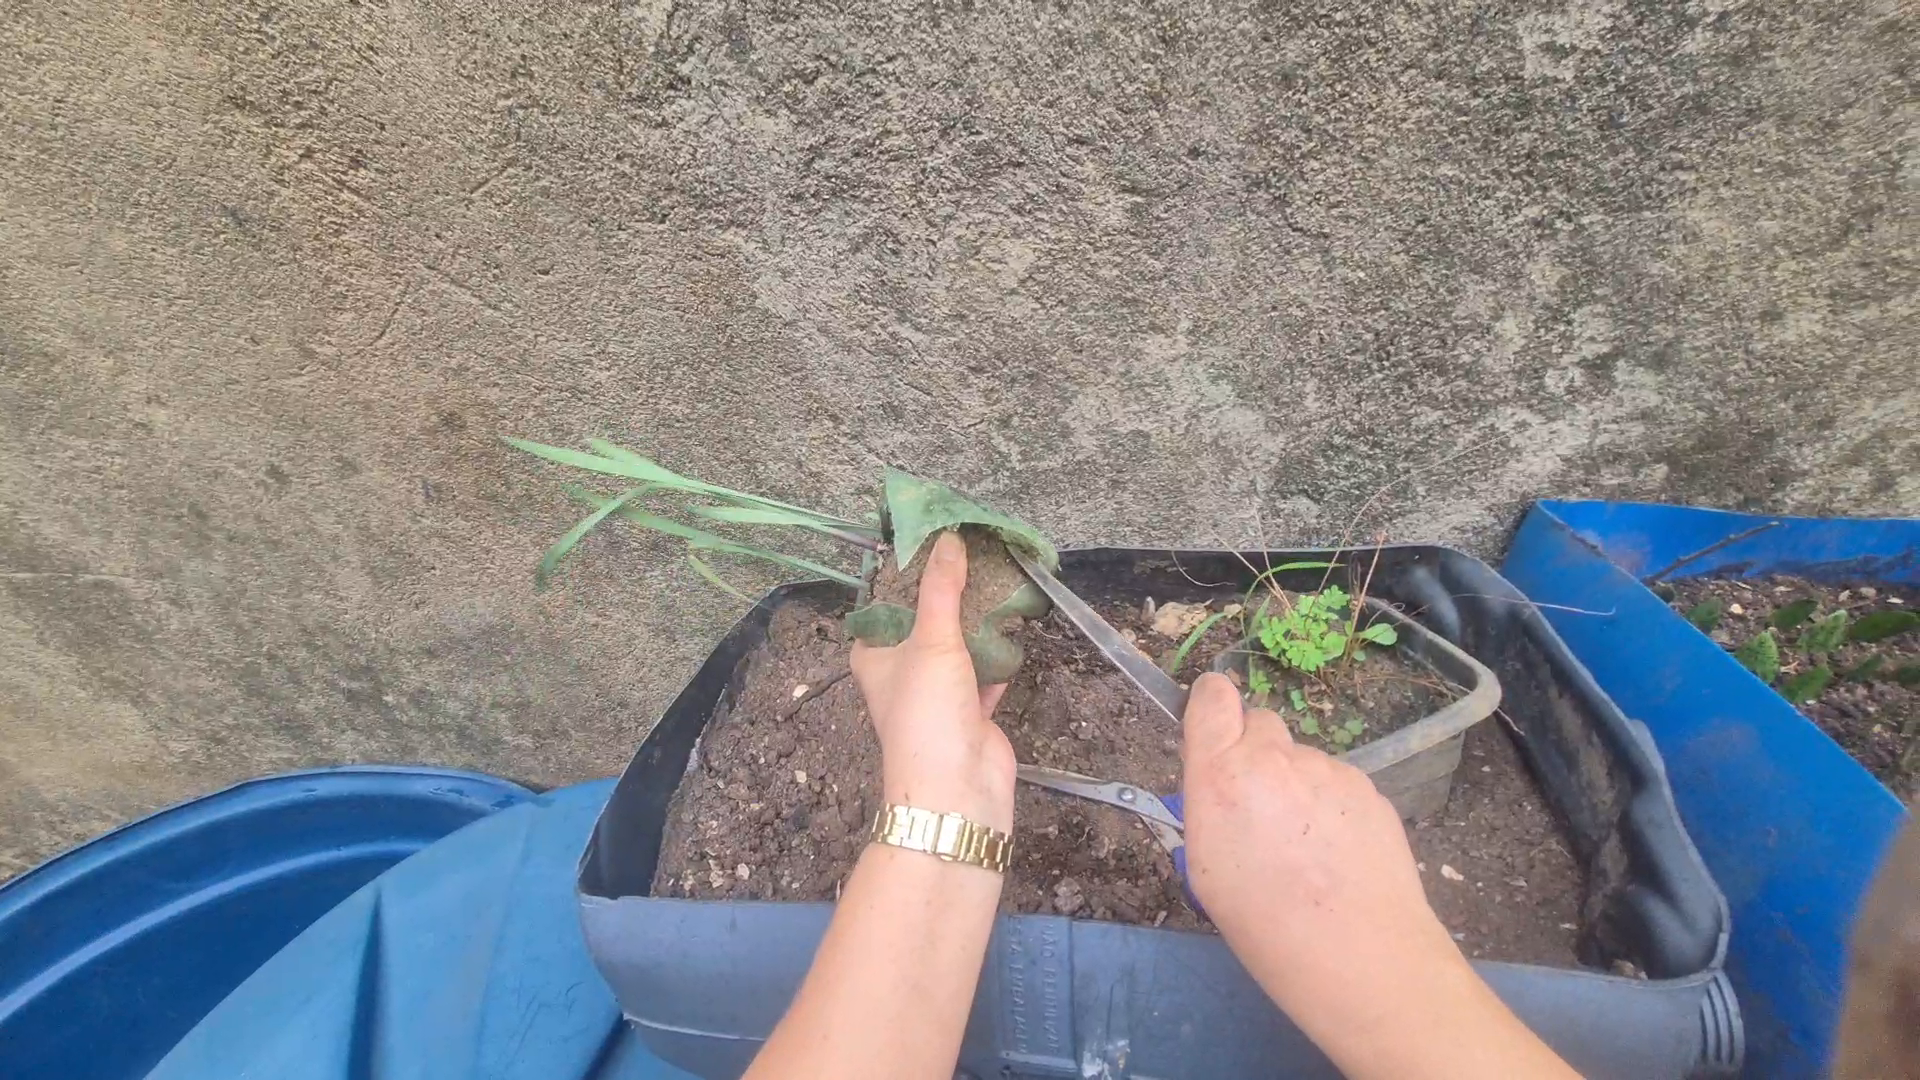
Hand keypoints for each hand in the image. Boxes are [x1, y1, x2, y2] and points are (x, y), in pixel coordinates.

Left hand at [851, 531, 1015, 832]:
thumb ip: (942, 588)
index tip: (932, 541)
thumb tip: (948, 537)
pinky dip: (997, 654)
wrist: (959, 790)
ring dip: (976, 621)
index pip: (884, 603)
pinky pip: (984, 671)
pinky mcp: (970, 709)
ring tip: (999, 580)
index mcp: (875, 654)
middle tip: (976, 554)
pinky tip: (1014, 628)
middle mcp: (902, 671)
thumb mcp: (931, 639)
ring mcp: (937, 692)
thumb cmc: (927, 712)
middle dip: (950, 592)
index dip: (904, 573)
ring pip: (957, 644)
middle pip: (925, 620)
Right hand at [1179, 673, 1460, 1017]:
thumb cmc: (1264, 924)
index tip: (1214, 728)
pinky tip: (1338, 852)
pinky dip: (1330, 805)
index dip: (1210, 703)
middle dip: (1253, 752)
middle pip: (1258, 722)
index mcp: (1223, 774)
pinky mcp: (1370, 789)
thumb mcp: (1205, 865)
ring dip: (1295, 783)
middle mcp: (1274, 758)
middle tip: (1260, 806)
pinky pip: (1336, 782)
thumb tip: (1216, 771)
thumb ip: (1207, 801)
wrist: (1365, 963)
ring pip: (1300, 758)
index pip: (1212, 696)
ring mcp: (1328, 769)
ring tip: (1307, 845)